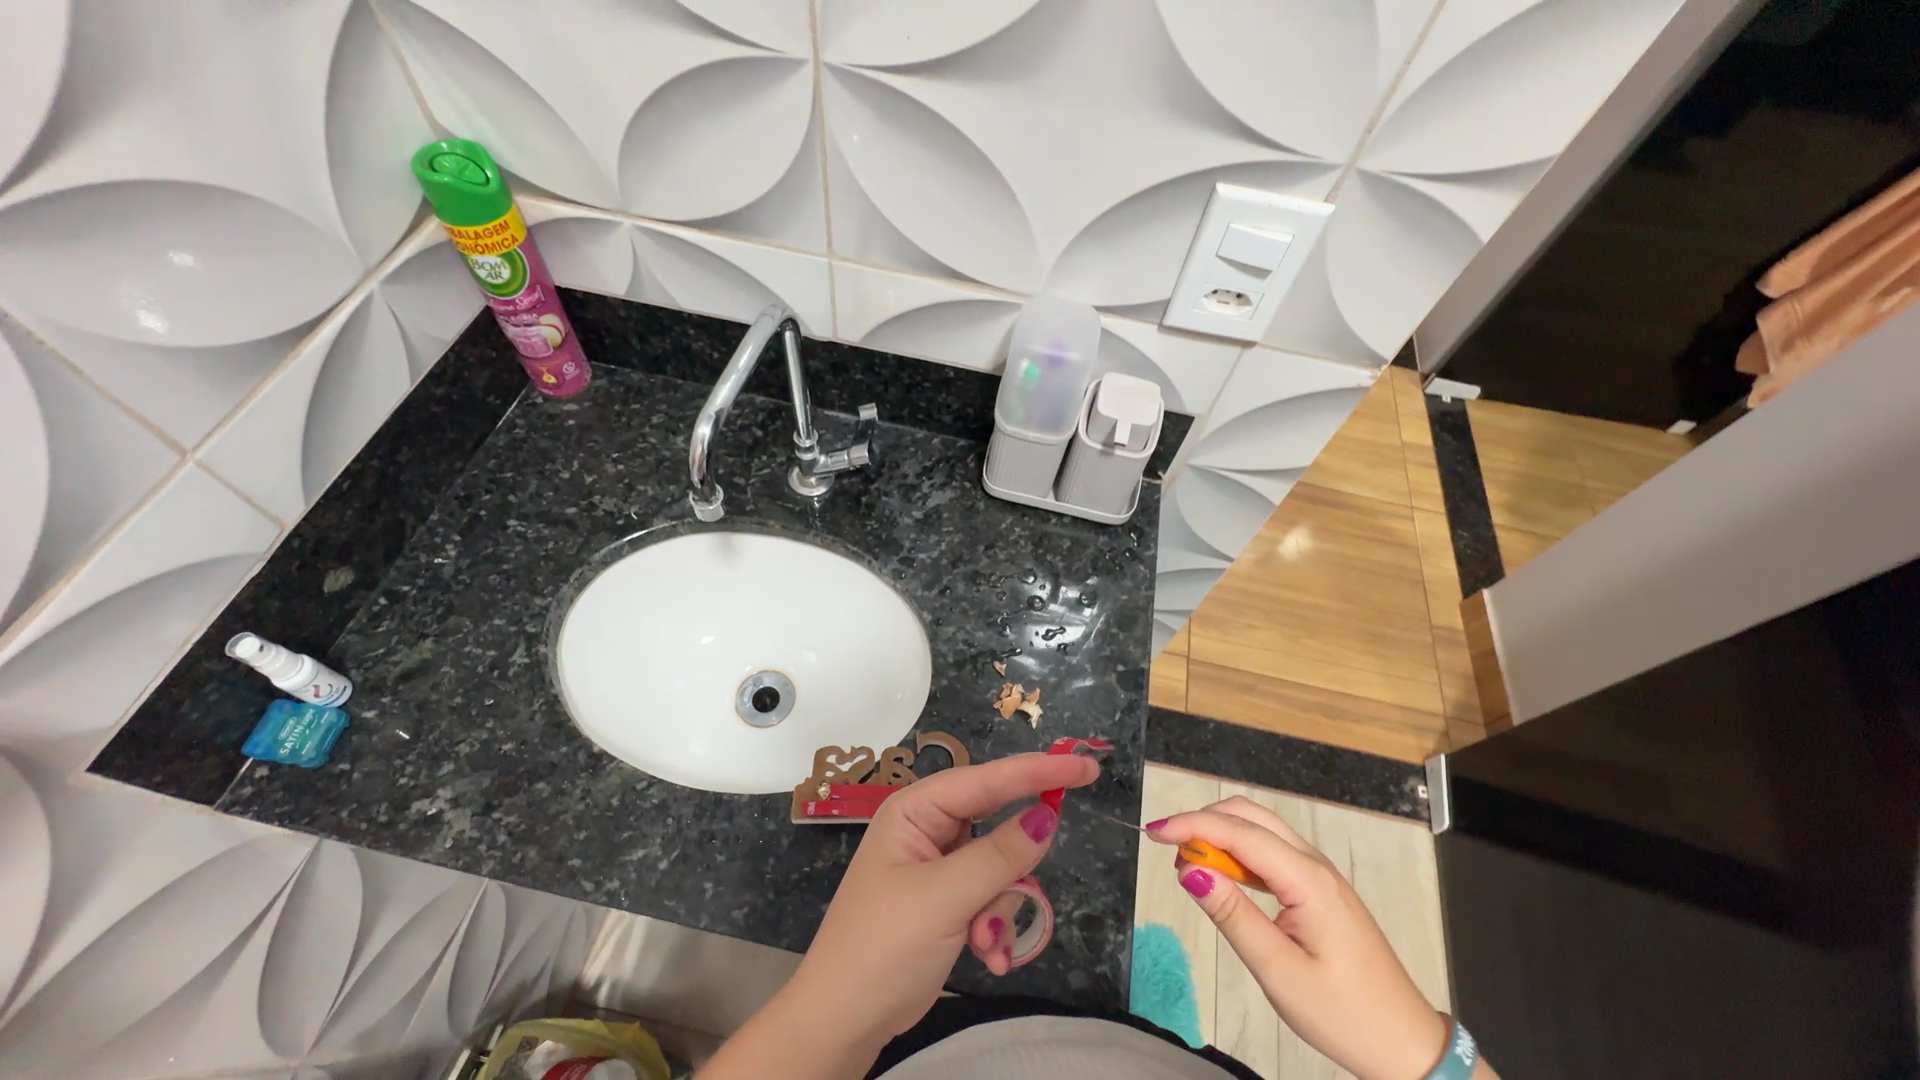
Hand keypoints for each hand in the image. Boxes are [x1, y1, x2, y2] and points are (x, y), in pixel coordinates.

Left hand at [787, 752, 1098, 1048]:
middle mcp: (925, 830)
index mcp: (914, 811)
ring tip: (984, 938)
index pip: (986, 780)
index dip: (1038, 770)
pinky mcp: (945, 901)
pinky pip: (989, 897)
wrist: (843, 1021)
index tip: (1085, 765)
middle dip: (1015, 858)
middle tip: (1056, 840)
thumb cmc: (883, 947)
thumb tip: (1048, 815)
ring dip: (1001, 905)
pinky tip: (986, 954)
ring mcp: (936, 867)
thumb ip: (1000, 856)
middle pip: (995, 821)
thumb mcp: (945, 898)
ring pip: (999, 866)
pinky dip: (994, 925)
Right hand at [1151, 797, 1449, 1079]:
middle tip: (1166, 847)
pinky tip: (1222, 876)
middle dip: (1203, 821)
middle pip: (1251, 816)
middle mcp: (1314, 864)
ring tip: (1187, 864)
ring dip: (1220, 834)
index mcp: (1307, 880)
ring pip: (1261, 830)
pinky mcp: (1318, 889)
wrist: (1404, 1043)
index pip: (1240, 833)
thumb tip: (1189, 870)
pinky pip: (1272, 853)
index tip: (1153, 832)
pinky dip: (1238, 853)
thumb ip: (1232, 915)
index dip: (1192, 825)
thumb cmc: (1342, 1013)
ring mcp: (1319, 875)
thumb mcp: (1277, 970)